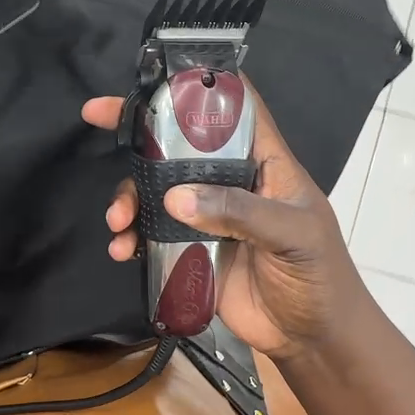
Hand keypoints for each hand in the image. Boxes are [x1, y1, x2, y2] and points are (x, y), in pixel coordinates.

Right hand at [81, 81, 368, 361]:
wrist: (310, 339)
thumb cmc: (319, 276)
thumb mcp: (292, 234)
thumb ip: (239, 211)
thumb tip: (175, 197)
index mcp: (264, 163)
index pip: (233, 109)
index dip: (197, 85)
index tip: (155, 74)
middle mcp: (228, 180)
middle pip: (176, 143)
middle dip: (134, 130)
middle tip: (95, 114)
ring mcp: (204, 214)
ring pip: (154, 188)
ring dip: (128, 198)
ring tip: (117, 221)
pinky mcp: (187, 248)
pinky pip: (149, 232)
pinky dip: (130, 237)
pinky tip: (123, 250)